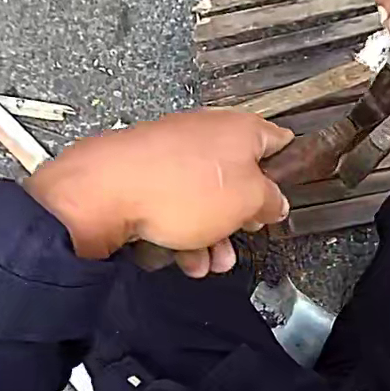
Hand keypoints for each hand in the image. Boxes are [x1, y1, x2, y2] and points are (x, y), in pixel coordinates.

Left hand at [22, 110, 293, 276]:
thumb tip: (275, 203)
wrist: (104, 193)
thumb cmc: (175, 187)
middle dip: (240, 217)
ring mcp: (172, 153)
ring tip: (207, 261)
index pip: (278, 142)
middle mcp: (205, 134)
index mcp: (239, 129)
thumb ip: (271, 200)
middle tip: (242, 236)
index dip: (285, 172)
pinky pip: (172, 205)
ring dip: (211, 235)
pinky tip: (180, 256)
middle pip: (236, 178)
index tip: (283, 196)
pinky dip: (180, 231)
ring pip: (203, 198)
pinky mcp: (144, 173)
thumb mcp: (248, 200)